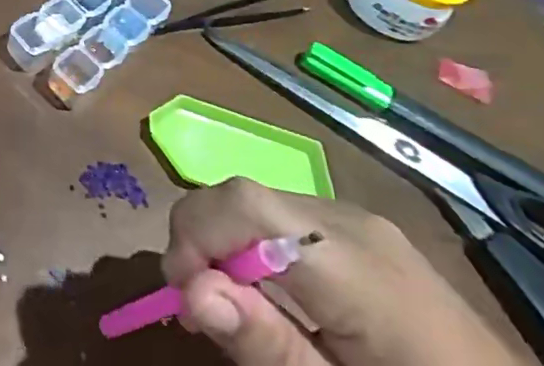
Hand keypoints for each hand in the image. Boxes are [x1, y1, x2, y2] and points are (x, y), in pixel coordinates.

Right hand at [162, 178, 523, 365]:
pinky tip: (270, 299)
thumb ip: (267, 344)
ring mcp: (359, 221)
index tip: (181, 297)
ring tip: (232, 312)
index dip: (194, 233)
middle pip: (245, 198)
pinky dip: (255, 247)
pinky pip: (286, 220)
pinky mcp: (363, 231)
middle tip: (198, 313)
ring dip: (225, 246)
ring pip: (259, 205)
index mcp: (353, 263)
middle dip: (203, 243)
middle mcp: (351, 221)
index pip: (245, 203)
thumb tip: (188, 291)